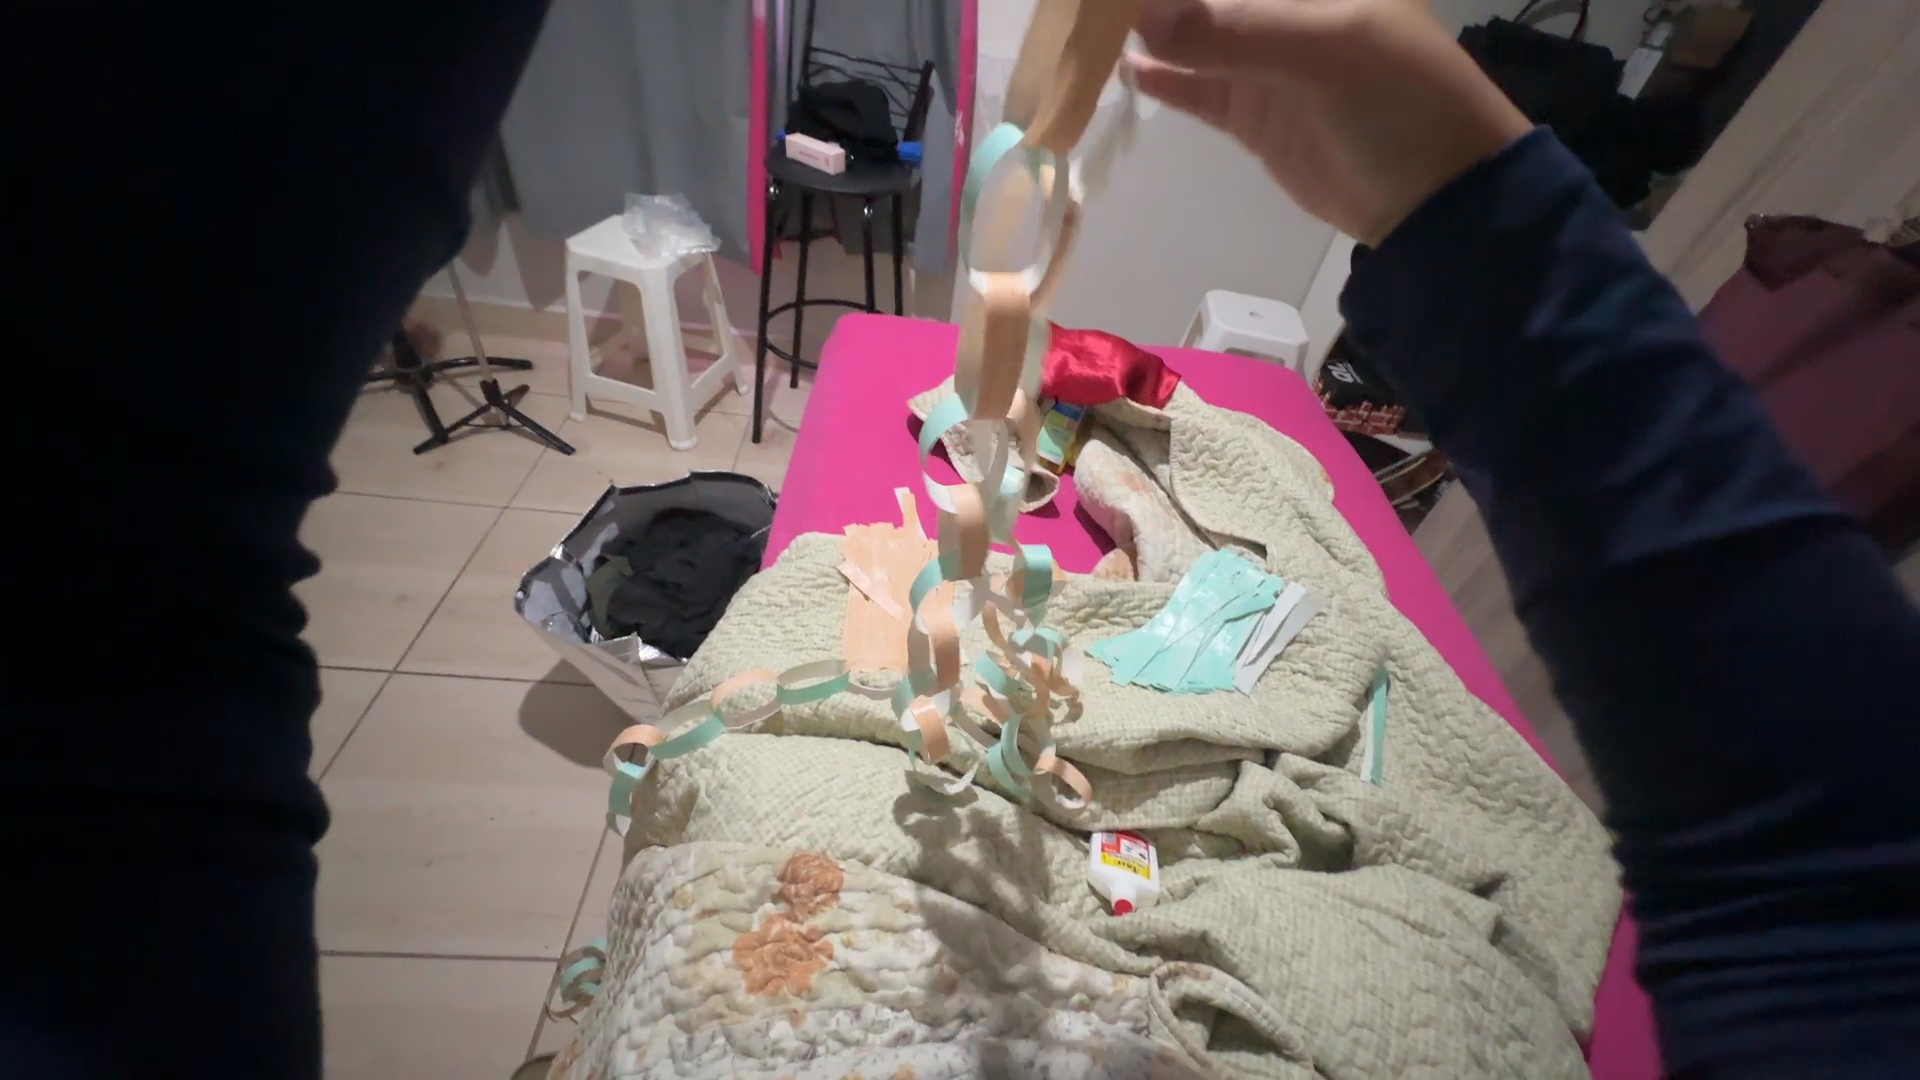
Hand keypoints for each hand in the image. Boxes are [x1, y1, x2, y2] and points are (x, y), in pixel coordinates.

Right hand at [1130, 0, 1530, 245]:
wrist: (1426, 196)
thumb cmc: (1399, 102)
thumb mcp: (1323, 52)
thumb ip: (1233, 32)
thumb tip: (1143, 20)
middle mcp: (1288, 5)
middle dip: (1161, 0)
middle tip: (1093, 8)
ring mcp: (1266, 59)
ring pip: (1195, 35)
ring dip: (1152, 32)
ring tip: (1093, 33)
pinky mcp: (1252, 111)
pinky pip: (1197, 88)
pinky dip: (1165, 81)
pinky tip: (1128, 71)